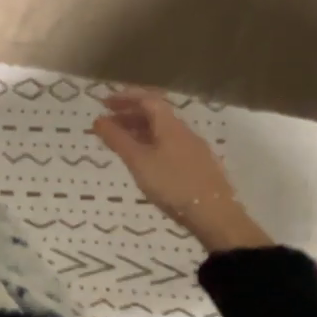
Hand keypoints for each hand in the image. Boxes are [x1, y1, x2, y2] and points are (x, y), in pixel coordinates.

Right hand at [90, 89, 271, 252]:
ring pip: (162, 131)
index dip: (124, 98)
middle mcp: (184, 132)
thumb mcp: (138, 161)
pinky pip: (170, 145)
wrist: (218, 218)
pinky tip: (144, 161)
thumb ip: (117, 139)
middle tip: (107, 123)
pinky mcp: (199, 166)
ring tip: (121, 142)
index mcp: (171, 126)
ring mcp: (194, 150)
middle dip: (129, 114)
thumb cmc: (173, 185)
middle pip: (155, 114)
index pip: (147, 99)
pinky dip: (151, 144)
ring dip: (139, 130)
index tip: (104, 103)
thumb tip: (98, 120)